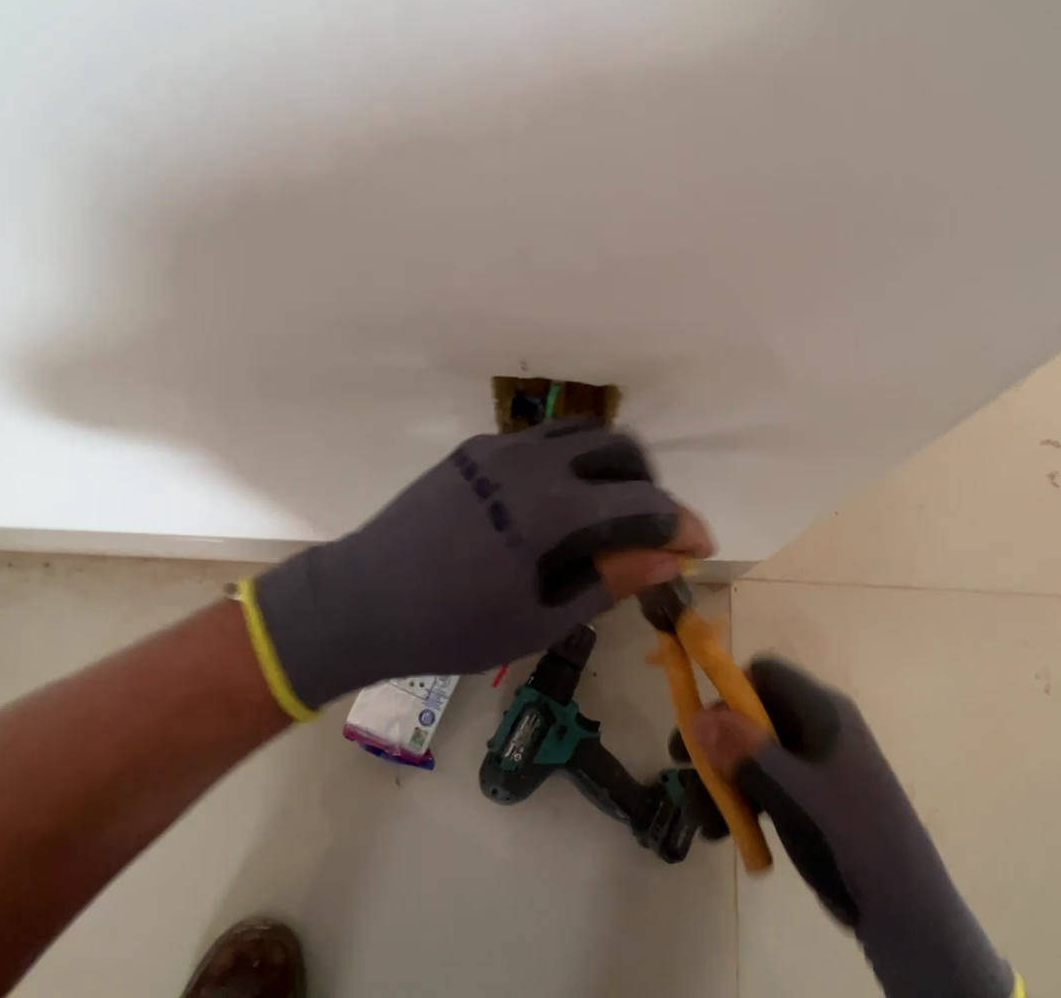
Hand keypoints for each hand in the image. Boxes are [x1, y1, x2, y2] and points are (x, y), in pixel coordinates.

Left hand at [255, 418, 712, 709]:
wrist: (360, 601)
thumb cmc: (451, 628)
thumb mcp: (538, 620)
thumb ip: (608, 582)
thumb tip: (670, 558)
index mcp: (550, 507)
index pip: (641, 503)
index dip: (681, 525)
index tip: (701, 547)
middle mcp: (530, 460)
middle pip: (619, 448)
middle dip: (650, 486)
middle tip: (652, 530)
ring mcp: (499, 447)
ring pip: (580, 433)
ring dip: (611, 464)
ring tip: (611, 511)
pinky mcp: (474, 449)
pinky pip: (540, 440)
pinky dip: (569, 460)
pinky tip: (558, 502)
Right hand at [694, 658, 1016, 997]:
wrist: (903, 908)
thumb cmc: (851, 836)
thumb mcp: (794, 792)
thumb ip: (747, 752)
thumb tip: (700, 715)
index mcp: (822, 713)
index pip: (765, 675)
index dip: (728, 690)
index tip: (699, 723)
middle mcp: (816, 729)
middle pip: (751, 716)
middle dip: (715, 744)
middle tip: (680, 768)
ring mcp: (813, 766)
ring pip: (751, 754)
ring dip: (721, 781)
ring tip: (703, 822)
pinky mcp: (808, 799)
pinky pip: (762, 785)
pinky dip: (739, 802)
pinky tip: (722, 833)